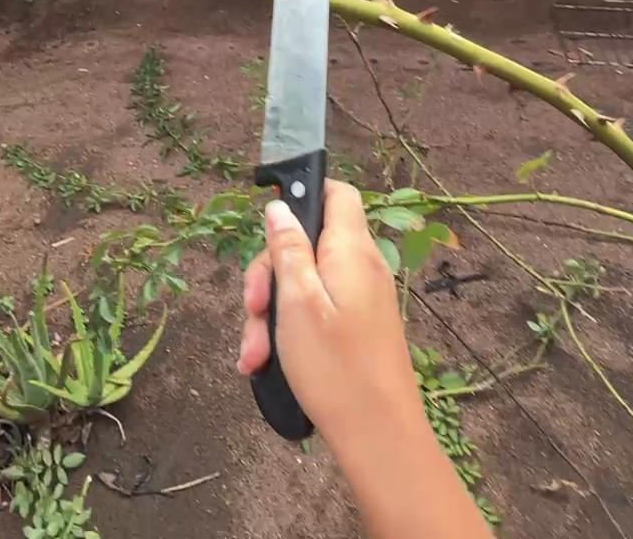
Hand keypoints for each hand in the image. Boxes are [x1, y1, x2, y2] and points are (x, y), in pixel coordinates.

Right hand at [237, 180, 423, 454]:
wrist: (380, 440)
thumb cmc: (336, 368)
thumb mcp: (297, 302)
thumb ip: (287, 249)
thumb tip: (279, 208)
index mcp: (350, 250)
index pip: (336, 193)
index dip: (304, 193)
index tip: (271, 222)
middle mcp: (360, 267)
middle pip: (306, 242)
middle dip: (269, 272)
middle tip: (253, 306)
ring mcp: (359, 298)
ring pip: (303, 281)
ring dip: (272, 310)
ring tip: (255, 352)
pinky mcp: (356, 325)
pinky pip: (315, 309)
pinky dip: (289, 328)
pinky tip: (266, 360)